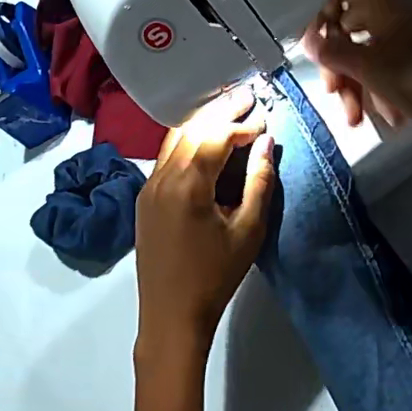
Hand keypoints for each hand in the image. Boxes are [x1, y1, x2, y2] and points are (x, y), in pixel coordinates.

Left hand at [135, 88, 275, 352]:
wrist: (170, 316)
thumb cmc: (215, 276)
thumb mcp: (248, 231)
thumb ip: (259, 183)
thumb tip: (266, 142)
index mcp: (187, 184)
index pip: (216, 137)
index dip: (241, 124)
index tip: (264, 116)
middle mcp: (162, 176)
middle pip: (192, 129)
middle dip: (220, 111)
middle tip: (246, 94)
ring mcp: (149, 185)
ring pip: (175, 139)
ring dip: (202, 122)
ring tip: (228, 110)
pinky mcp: (145, 197)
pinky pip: (166, 156)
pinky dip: (188, 140)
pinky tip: (205, 140)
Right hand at [301, 0, 411, 128]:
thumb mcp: (371, 68)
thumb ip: (334, 53)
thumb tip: (310, 41)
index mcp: (381, 6)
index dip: (320, 20)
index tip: (314, 52)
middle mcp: (394, 14)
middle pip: (350, 30)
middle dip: (338, 66)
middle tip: (336, 95)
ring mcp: (411, 35)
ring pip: (369, 54)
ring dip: (358, 85)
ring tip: (359, 119)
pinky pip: (390, 67)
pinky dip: (381, 88)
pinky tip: (390, 116)